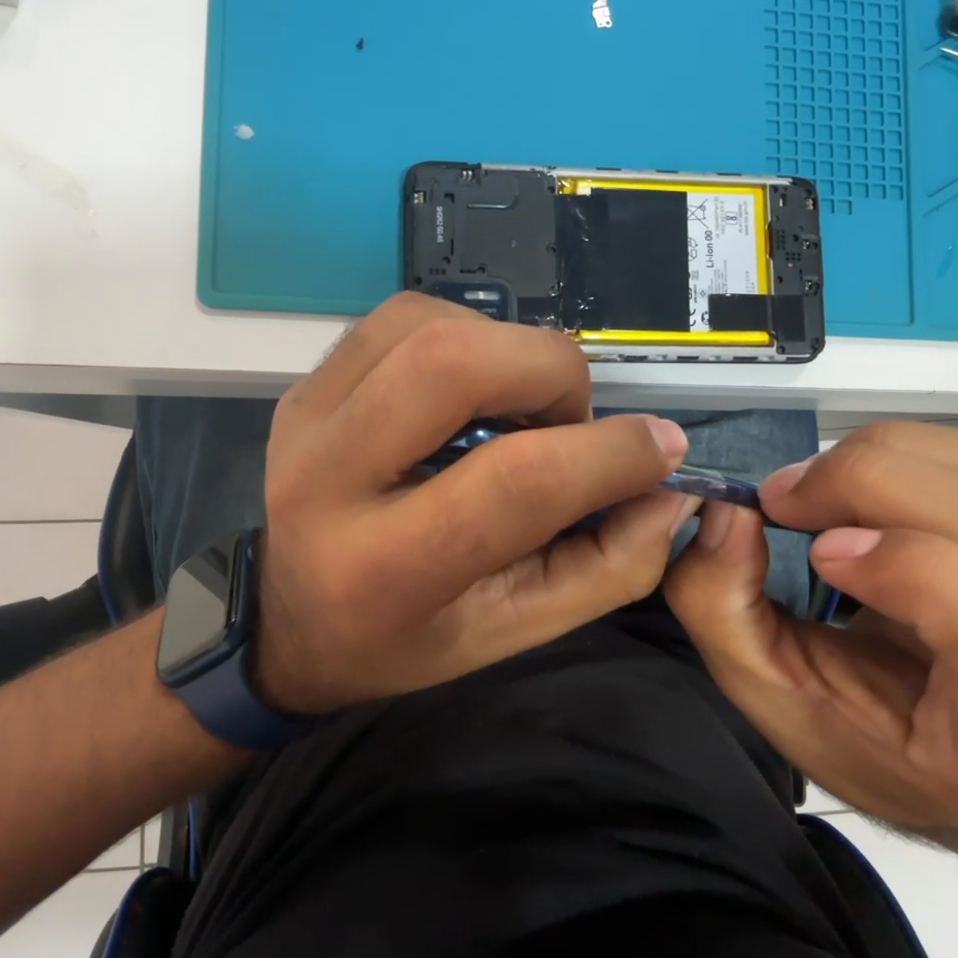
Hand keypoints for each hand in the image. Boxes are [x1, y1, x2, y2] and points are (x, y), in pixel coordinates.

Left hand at [250, 293, 699, 716]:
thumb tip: (667, 485)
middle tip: (570, 423)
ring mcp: (306, 417)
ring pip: (426, 324)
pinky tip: (476, 387)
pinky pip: (401, 317)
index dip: (607, 455)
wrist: (290, 621)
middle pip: (450, 365)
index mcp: (382, 569)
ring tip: (521, 407)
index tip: (659, 449)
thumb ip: (604, 566)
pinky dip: (465, 334)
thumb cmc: (406, 640)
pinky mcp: (307, 385)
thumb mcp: (512, 632)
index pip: (513, 483)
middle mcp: (326, 479)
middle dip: (549, 373)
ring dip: (506, 348)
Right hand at [663, 422, 957, 841]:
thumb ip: (727, 617)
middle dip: (870, 479)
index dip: (901, 568)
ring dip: (891, 455)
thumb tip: (724, 513)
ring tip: (822, 487)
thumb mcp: (784, 709)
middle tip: (782, 497)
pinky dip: (923, 454)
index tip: (808, 552)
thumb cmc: (894, 757)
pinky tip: (875, 484)